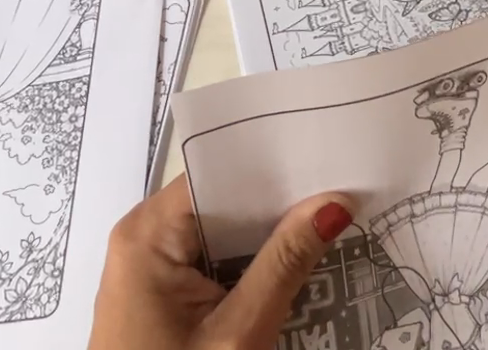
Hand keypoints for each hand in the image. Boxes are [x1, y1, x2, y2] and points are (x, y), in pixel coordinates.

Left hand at [89, 175, 354, 349]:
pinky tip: (298, 256)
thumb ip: (287, 260)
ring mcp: (150, 266)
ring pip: (224, 229)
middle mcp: (144, 237)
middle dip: (281, 198)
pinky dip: (252, 260)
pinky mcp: (160, 295)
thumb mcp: (238, 333)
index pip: (223, 172)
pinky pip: (214, 258)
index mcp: (149, 232)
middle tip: (343, 185)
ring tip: (332, 213)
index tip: (329, 155)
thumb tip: (336, 200)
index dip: (276, 164)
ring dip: (272, 232)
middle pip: (225, 198)